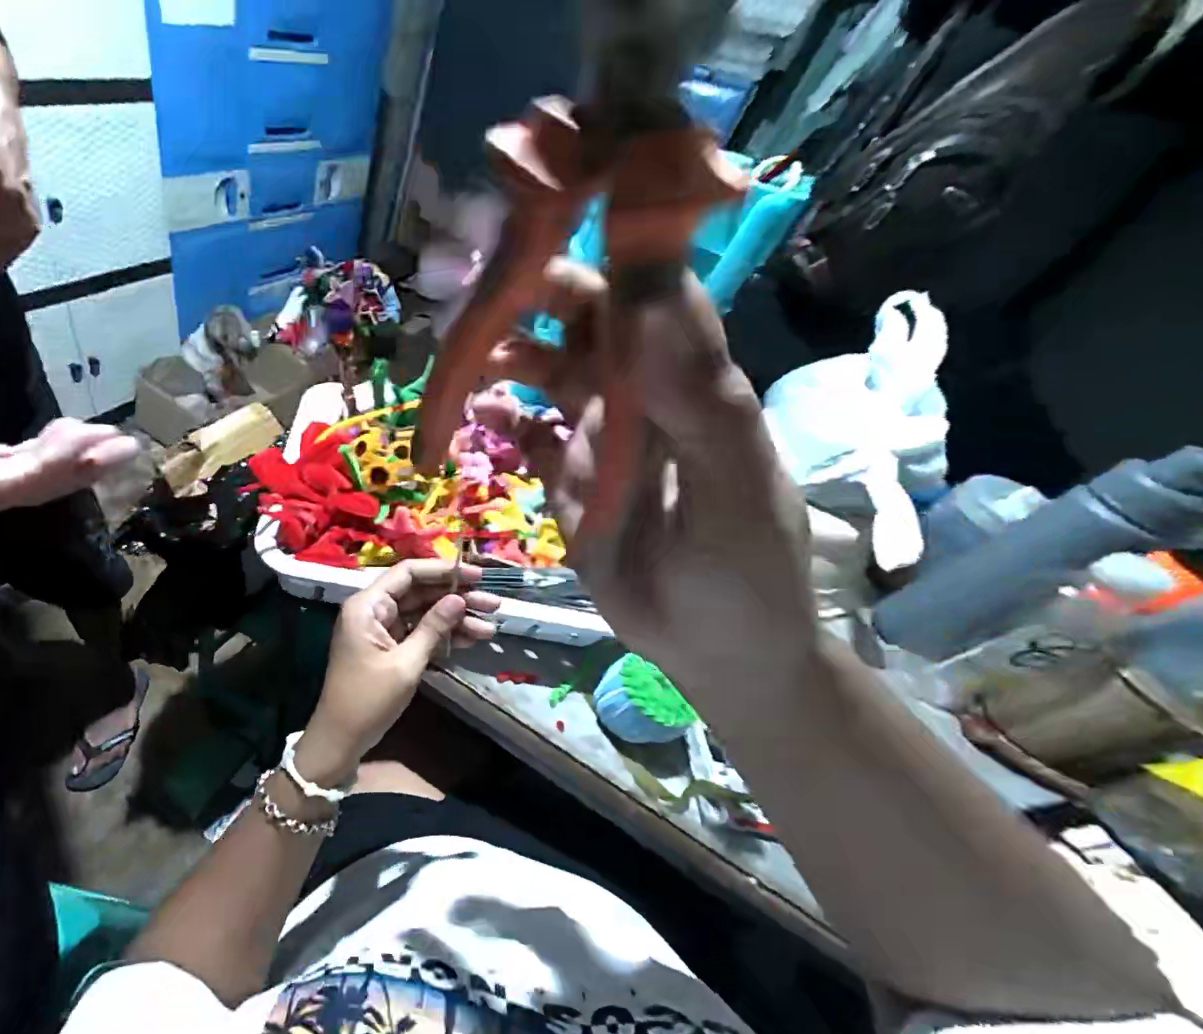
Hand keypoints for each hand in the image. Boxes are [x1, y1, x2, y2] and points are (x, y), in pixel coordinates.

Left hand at [298, 561, 499, 777]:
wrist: (341, 739)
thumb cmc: (368, 699)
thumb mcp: (406, 664)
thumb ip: (433, 628)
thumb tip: (458, 599)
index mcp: (368, 606)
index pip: (408, 573)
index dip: (443, 571)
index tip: (476, 576)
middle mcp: (374, 610)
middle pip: (420, 593)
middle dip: (457, 598)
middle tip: (494, 604)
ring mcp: (382, 630)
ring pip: (424, 613)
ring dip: (455, 620)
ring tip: (490, 628)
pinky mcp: (390, 648)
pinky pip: (419, 632)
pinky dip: (443, 636)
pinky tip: (472, 640)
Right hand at [474, 261, 815, 690]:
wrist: (716, 648)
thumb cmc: (742, 571)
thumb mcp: (734, 489)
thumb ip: (699, 399)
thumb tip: (651, 299)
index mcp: (684, 373)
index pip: (639, 285)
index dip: (592, 245)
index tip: (537, 215)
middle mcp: (638, 388)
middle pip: (577, 317)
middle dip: (527, 292)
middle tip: (468, 286)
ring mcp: (597, 431)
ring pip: (541, 366)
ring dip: (501, 350)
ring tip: (459, 352)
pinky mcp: (565, 474)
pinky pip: (525, 429)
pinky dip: (496, 415)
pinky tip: (471, 417)